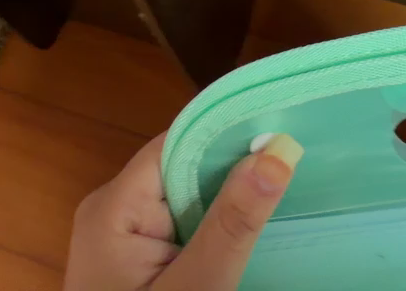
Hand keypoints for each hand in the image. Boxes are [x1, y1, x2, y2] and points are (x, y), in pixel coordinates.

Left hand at [64, 133, 302, 290]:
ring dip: (228, 198)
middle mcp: (113, 208)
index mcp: (113, 205)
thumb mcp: (196, 290)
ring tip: (279, 189)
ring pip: (186, 194)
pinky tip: (246, 228)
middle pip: (183, 165)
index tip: (282, 131)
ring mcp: (121, 234)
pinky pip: (180, 222)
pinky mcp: (133, 259)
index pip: (178, 142)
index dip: (228, 134)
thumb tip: (279, 149)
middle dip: (233, 168)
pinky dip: (213, 225)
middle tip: (292, 166)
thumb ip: (233, 222)